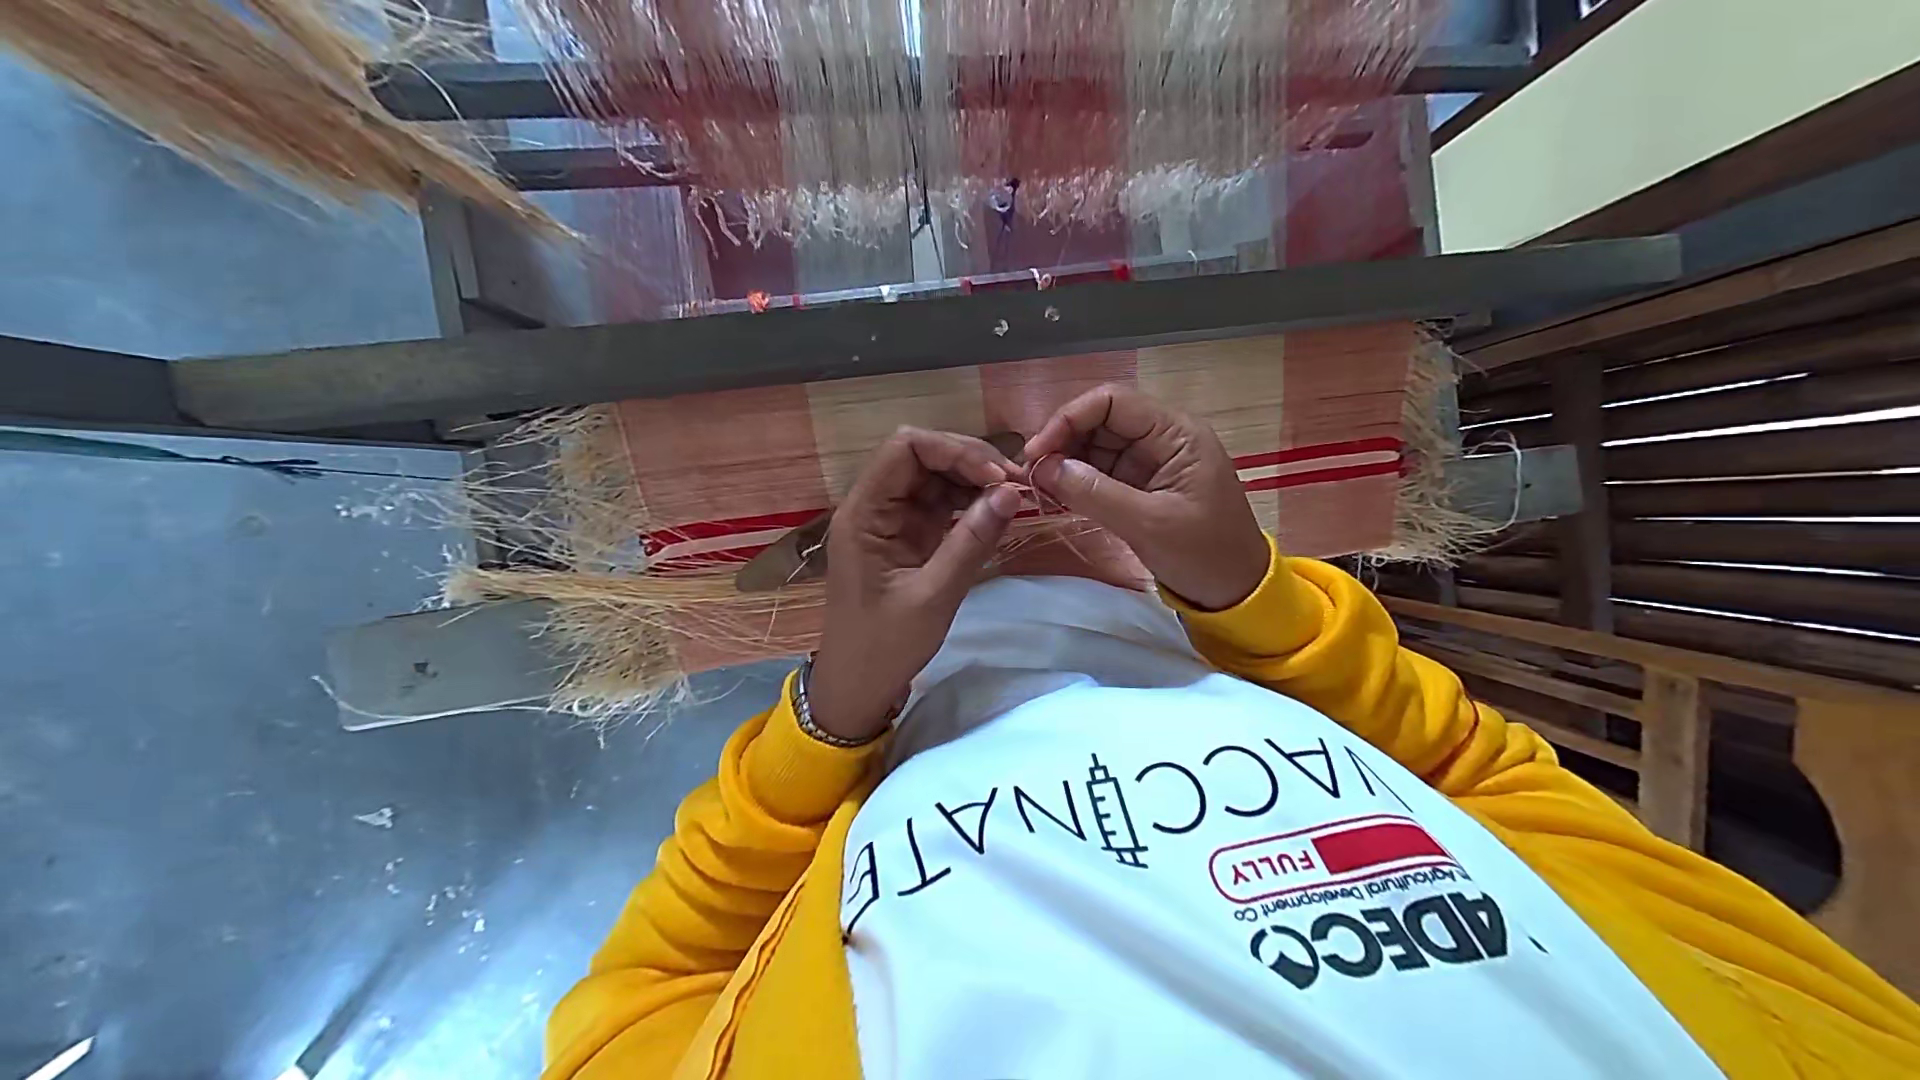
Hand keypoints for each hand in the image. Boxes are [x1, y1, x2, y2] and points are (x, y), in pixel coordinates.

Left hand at [808, 427, 1021, 740]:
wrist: (857, 687)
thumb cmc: (884, 646)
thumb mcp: (933, 596)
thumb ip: (971, 541)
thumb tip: (1011, 494)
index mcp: (864, 513)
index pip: (905, 448)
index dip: (953, 450)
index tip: (996, 477)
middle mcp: (874, 506)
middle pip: (921, 456)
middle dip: (968, 461)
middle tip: (1015, 485)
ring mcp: (890, 521)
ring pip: (933, 478)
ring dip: (972, 480)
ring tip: (1012, 496)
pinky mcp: (906, 538)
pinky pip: (938, 505)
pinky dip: (967, 503)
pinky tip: (994, 511)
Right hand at [1024, 384, 1269, 610]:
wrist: (1234, 592)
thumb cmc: (1204, 554)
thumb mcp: (1149, 524)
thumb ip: (1095, 492)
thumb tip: (1043, 468)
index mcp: (1175, 433)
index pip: (1112, 402)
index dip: (1068, 419)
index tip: (1037, 453)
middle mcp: (1160, 438)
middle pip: (1097, 420)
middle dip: (1061, 442)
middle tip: (1031, 476)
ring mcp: (1148, 462)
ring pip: (1093, 446)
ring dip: (1063, 463)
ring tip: (1039, 489)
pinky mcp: (1138, 486)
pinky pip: (1097, 472)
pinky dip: (1074, 482)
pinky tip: (1055, 497)